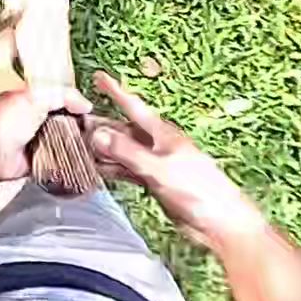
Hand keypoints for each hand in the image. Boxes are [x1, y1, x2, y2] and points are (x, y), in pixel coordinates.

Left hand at [0, 84, 92, 181]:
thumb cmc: (4, 120)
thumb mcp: (38, 96)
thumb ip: (64, 96)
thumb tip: (85, 104)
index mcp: (28, 98)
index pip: (56, 97)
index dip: (72, 103)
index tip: (88, 110)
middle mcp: (29, 119)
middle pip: (59, 120)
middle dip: (74, 125)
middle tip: (92, 130)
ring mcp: (31, 141)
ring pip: (59, 141)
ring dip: (71, 144)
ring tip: (90, 146)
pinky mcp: (32, 161)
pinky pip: (54, 161)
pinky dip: (63, 162)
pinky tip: (77, 162)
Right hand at [87, 71, 268, 248]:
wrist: (222, 223)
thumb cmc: (199, 191)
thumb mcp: (158, 168)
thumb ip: (127, 152)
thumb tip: (99, 135)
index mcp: (163, 133)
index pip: (133, 106)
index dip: (115, 91)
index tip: (99, 77)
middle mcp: (158, 145)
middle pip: (124, 129)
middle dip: (103, 124)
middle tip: (78, 120)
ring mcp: (157, 164)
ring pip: (124, 151)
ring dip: (105, 149)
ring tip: (82, 145)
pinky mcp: (156, 182)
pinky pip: (128, 170)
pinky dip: (114, 169)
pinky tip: (100, 169)